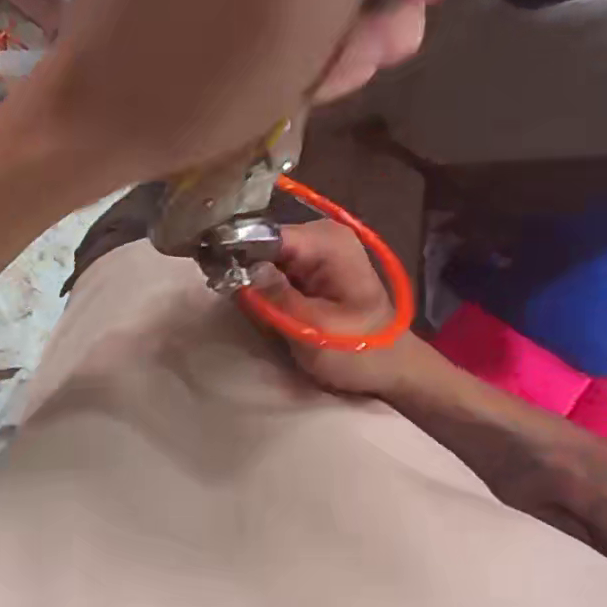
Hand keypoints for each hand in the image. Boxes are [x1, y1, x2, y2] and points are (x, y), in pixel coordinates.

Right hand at [251, 220, 435, 396]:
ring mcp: (313, 250)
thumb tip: (235, 267)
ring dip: (250, 286)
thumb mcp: (313, 329)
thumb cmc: (359, 353)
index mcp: (326, 241)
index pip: (262, 235)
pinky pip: (269, 270)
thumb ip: (274, 296)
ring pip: (258, 259)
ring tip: (251, 312)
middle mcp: (318, 235)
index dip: (236, 255)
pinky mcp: (306, 267)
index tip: (215, 279)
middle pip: (257, 245)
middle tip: (239, 306)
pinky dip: (261, 290)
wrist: (391, 371)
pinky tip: (261, 309)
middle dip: (243, 273)